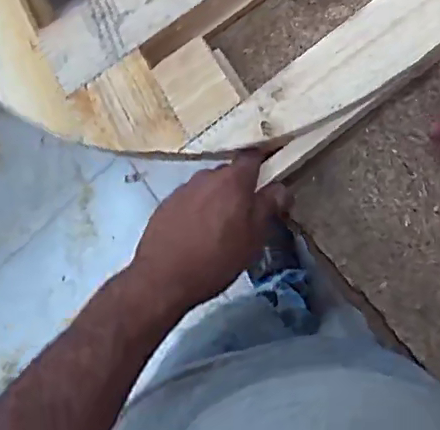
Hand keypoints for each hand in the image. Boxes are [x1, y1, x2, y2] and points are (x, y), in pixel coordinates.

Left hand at [125, 153, 289, 314]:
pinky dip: (194, 211)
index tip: (267, 176)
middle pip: (228, 173)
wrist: (159, 283)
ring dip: (214, 199)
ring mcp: (183, 190)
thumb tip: (281, 188)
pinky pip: (188, 201)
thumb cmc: (216, 258)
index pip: (252, 155)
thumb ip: (270, 206)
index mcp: (234, 179)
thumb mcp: (254, 236)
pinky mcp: (163, 206)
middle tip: (241, 213)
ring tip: (214, 227)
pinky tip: (192, 235)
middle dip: (236, 187)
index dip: (261, 162)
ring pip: (207, 187)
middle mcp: (208, 176)